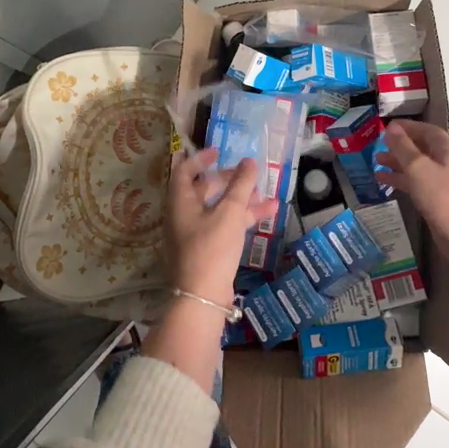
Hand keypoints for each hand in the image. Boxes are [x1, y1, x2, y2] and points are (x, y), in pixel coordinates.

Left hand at [164, 148, 275, 301]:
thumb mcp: (230, 213)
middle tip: (248, 173)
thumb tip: (250, 161)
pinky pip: (224, 226)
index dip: (200, 158)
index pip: (185, 171)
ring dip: (241, 200)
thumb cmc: (211, 248)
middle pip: (204, 190)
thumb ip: (241, 185)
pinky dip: (242, 218)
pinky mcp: (207, 250)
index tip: (219, 151)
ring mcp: (195, 234)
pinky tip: (268, 213)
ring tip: (267, 194)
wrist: (203, 296)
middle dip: (228, 180)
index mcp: (180, 201)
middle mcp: (183, 215)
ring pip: (218, 209)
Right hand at [375, 120, 448, 244]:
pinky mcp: (436, 199)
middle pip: (421, 147)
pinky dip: (400, 179)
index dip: (408, 126)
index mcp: (447, 150)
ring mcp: (442, 182)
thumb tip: (391, 128)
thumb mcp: (418, 168)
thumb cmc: (441, 197)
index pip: (427, 130)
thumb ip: (403, 147)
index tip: (387, 126)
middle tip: (378, 144)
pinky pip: (416, 183)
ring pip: (416, 166)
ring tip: (376, 160)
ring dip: (397, 162)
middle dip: (400, 145)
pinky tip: (383, 180)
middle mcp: (446, 162)